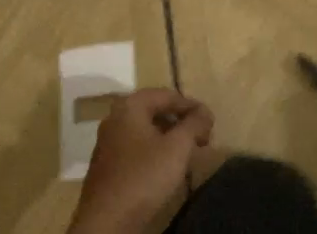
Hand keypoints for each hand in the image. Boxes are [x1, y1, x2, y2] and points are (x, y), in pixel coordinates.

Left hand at [66, 88, 214, 233]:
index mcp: (130, 106)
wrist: (106, 222)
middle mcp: (115, 117)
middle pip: (155, 110)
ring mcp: (108, 142)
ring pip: (145, 130)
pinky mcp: (107, 165)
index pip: (167, 95)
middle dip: (180, 122)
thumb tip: (205, 112)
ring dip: (168, 137)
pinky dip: (154, 151)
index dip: (192, 106)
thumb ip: (194, 124)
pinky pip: (135, 147)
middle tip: (202, 137)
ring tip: (188, 152)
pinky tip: (165, 168)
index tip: (210, 122)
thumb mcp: (177, 148)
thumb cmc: (143, 177)